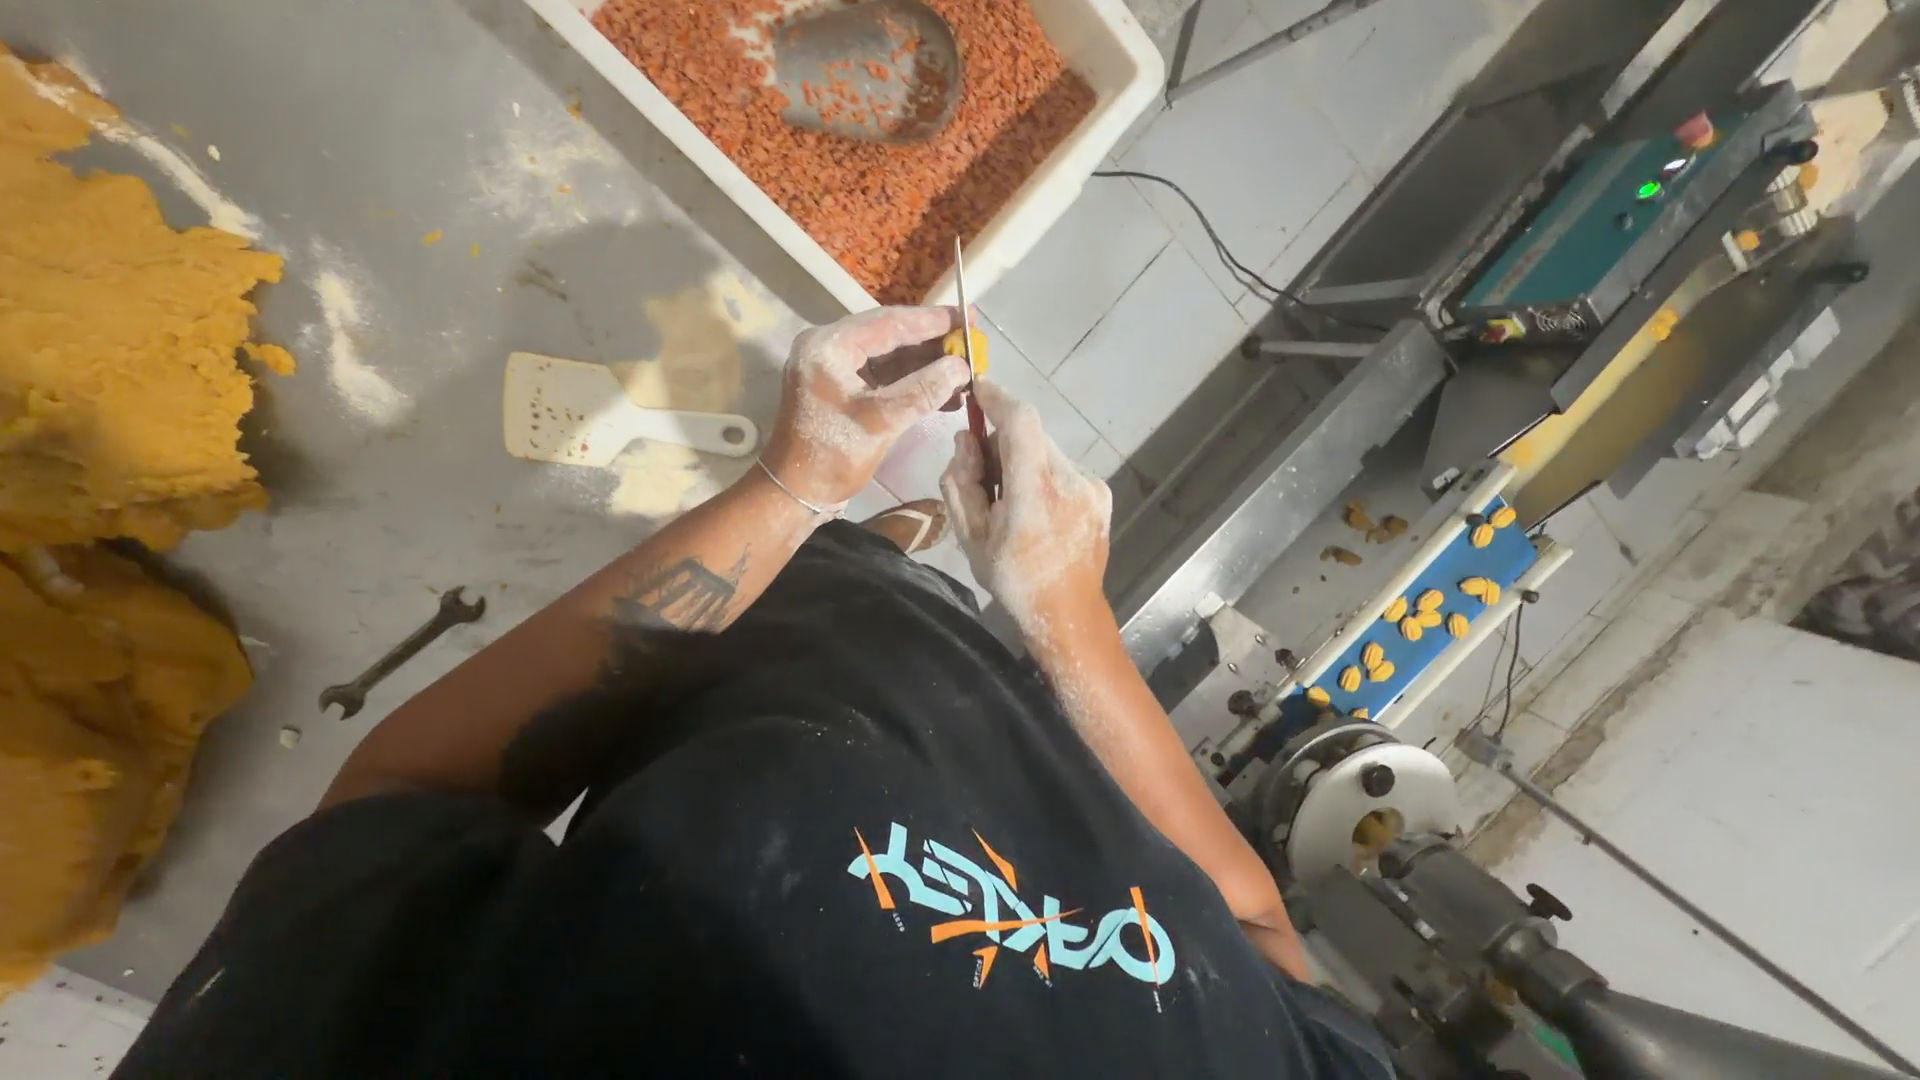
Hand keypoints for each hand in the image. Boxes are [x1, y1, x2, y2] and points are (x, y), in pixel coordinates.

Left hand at [760, 306, 971, 506]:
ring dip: (927, 364)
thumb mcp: (881, 421)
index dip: (933, 321)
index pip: (889, 322)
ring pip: (890, 355)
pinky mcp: (842, 388)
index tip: (969, 317)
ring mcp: (835, 367)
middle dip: (934, 341)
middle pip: (890, 334)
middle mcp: (828, 347)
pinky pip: (884, 375)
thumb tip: (962, 366)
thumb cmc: (832, 457)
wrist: (796, 493)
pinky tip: (946, 392)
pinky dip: (913, 382)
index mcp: (829, 346)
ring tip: (966, 369)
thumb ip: (923, 390)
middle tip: (973, 339)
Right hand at [940, 380, 1112, 644]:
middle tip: (982, 477)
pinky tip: (1036, 512)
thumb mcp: (970, 537)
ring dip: (1021, 462)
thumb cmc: (1013, 580)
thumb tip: (966, 440)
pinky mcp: (1101, 493)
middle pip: (1030, 436)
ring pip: (1044, 451)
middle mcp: (1070, 480)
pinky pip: (1061, 469)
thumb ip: (961, 482)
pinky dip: (1040, 477)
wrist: (1068, 613)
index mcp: (1035, 492)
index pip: (1020, 421)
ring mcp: (1091, 486)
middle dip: (1000, 444)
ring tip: (1010, 503)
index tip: (977, 389)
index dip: (997, 398)